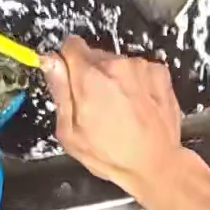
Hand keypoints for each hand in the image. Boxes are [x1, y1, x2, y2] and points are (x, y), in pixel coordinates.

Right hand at [44, 36, 200, 204]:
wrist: (156, 164)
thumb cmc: (113, 156)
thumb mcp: (70, 133)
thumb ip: (59, 92)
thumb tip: (51, 63)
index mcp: (88, 78)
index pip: (70, 46)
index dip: (68, 63)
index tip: (71, 80)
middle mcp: (115, 65)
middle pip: (94, 56)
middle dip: (91, 76)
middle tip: (97, 107)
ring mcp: (140, 67)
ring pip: (117, 64)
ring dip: (115, 81)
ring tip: (120, 112)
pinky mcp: (159, 72)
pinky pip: (139, 70)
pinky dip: (136, 84)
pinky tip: (137, 108)